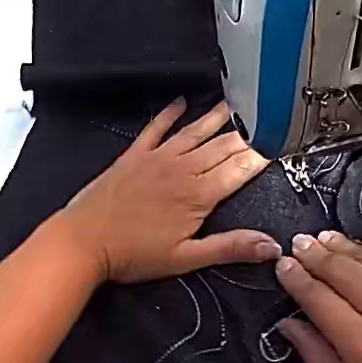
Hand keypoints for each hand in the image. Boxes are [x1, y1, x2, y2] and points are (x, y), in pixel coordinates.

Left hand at [55, 99, 278, 282]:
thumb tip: (271, 246)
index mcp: (199, 194)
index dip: (261, 158)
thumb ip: (231, 247)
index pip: (240, 169)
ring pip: (196, 132)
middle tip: (265, 124)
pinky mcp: (135, 154)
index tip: (278, 148)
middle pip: (223, 147)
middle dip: (247, 136)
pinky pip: (157, 128)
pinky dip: (170, 114)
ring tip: (237, 105)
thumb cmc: (134, 255)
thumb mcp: (186, 259)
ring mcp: (158, 157)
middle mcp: (182, 168)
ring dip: (217, 118)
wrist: (83, 241)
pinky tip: (181, 103)